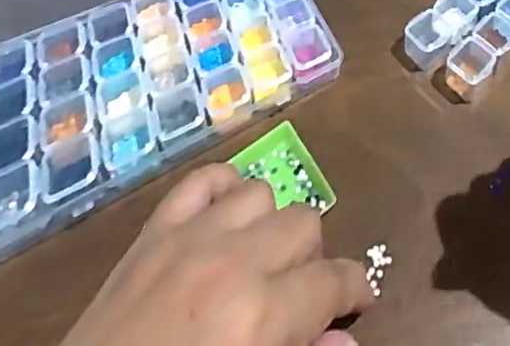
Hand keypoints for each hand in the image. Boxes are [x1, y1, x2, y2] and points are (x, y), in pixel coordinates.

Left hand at [60, 163, 372, 345]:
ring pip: (261, 192)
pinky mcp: (154, 230)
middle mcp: (234, 261)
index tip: (356, 299)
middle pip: (304, 223)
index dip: (354, 288)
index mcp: (261, 316)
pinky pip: (203, 179)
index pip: (333, 280)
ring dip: (267, 224)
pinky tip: (222, 220)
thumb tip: (345, 339)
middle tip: (295, 294)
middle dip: (310, 258)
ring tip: (256, 259)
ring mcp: (190, 235)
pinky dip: (222, 190)